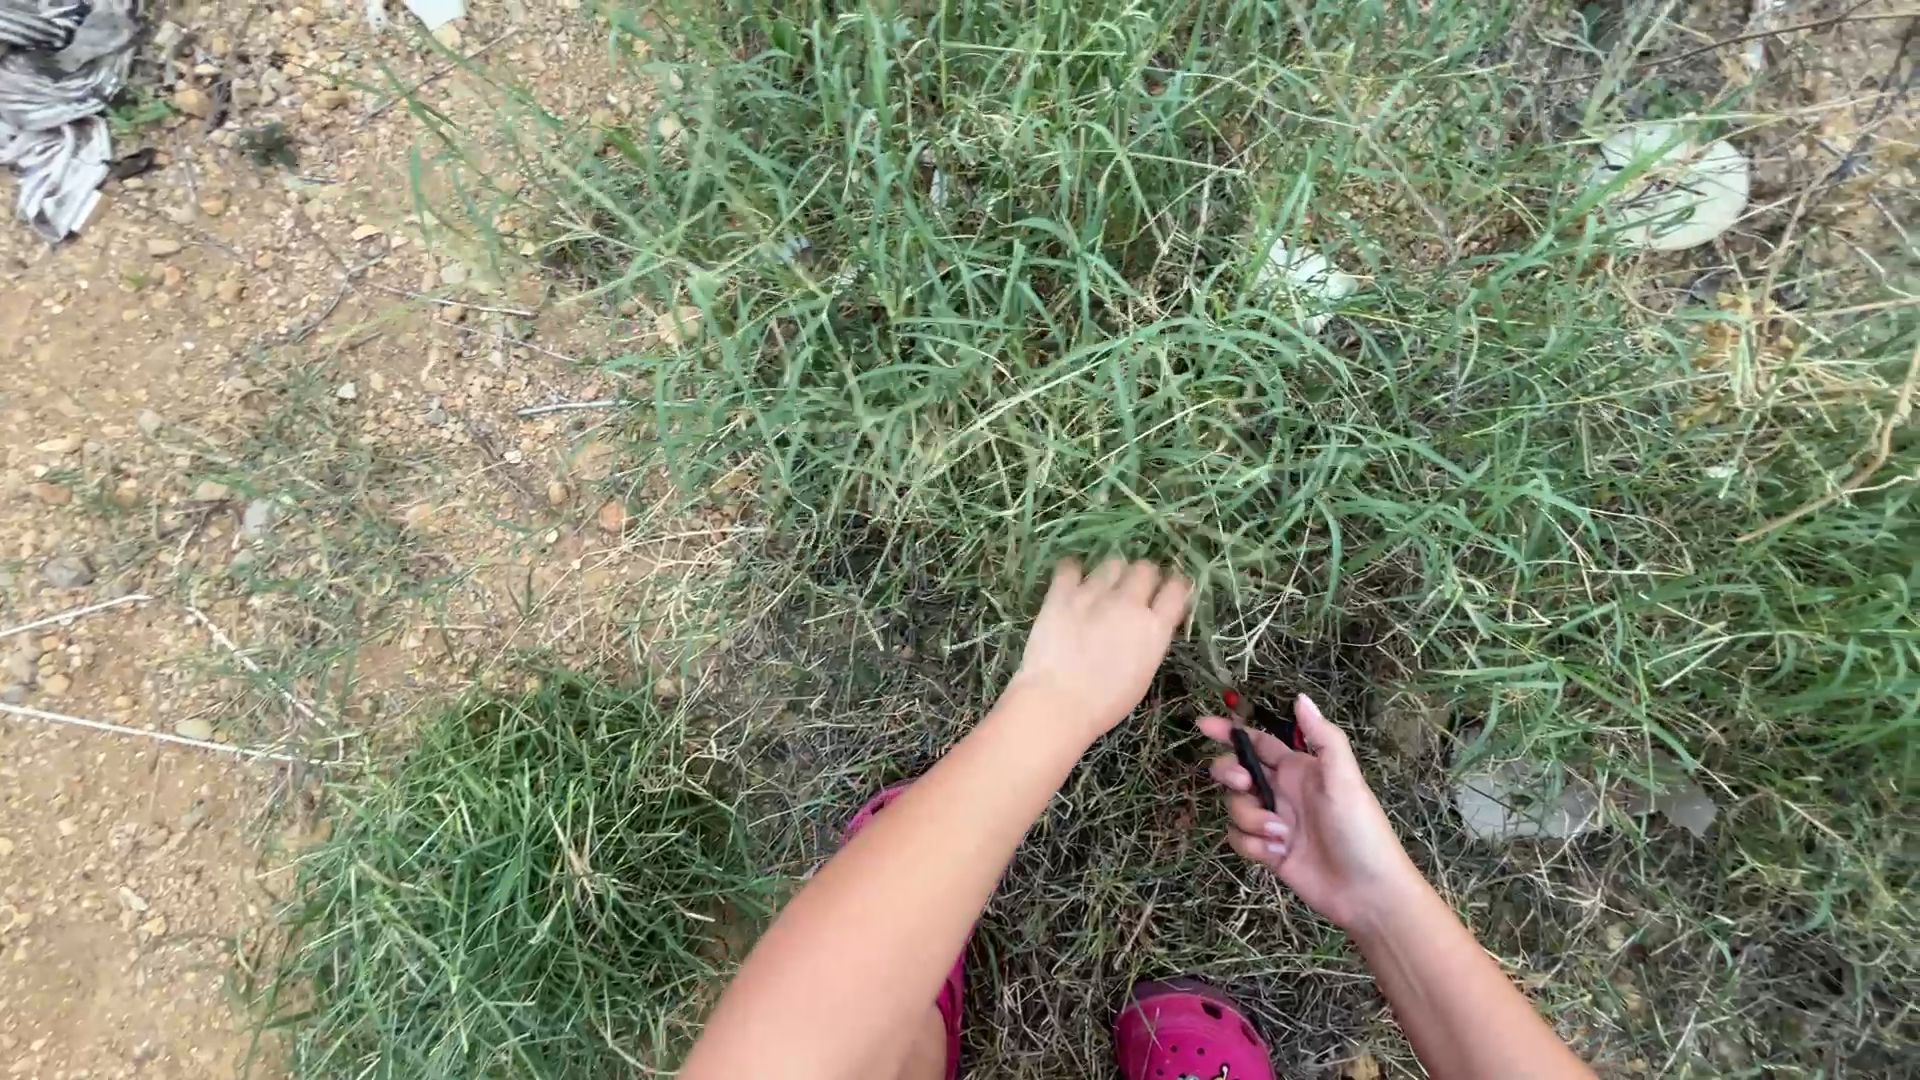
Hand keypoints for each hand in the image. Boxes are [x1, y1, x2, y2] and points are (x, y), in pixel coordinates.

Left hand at [1007, 558, 1190, 741]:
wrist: (1056, 703)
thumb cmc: (1104, 703)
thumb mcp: (1143, 674)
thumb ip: (1149, 641)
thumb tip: (1148, 623)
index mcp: (1154, 628)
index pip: (1176, 589)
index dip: (1173, 587)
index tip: (1164, 592)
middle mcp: (1128, 604)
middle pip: (1144, 569)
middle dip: (1142, 576)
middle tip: (1131, 590)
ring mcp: (1093, 595)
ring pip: (1112, 563)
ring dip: (1112, 573)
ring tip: (1102, 587)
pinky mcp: (1061, 594)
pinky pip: (1070, 567)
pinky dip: (1073, 570)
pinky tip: (1071, 581)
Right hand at [1200, 695, 1428, 935]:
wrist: (1368, 893)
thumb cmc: (1361, 830)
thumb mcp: (1345, 779)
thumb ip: (1323, 737)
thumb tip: (1300, 698)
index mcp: (1297, 769)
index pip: (1255, 742)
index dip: (1228, 731)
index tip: (1203, 726)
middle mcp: (1280, 791)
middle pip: (1234, 771)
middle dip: (1229, 773)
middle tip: (1244, 783)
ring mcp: (1272, 821)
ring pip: (1234, 806)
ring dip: (1250, 818)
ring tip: (1280, 835)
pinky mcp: (1267, 850)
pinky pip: (1239, 838)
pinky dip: (1253, 844)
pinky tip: (1276, 853)